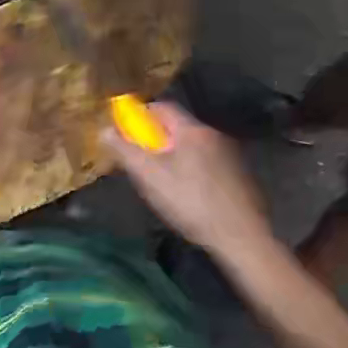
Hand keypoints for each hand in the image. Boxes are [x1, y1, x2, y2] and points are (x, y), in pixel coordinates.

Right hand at [102, 102, 272, 255]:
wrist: (243, 241)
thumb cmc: (190, 202)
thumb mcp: (147, 175)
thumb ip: (122, 149)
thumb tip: (104, 130)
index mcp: (192, 131)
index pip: (161, 107)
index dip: (139, 115)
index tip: (126, 132)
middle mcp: (215, 136)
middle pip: (176, 127)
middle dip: (154, 138)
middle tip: (141, 160)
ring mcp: (232, 157)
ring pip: (192, 146)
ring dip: (173, 155)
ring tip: (162, 180)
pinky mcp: (241, 178)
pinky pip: (207, 163)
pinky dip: (192, 170)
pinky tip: (188, 194)